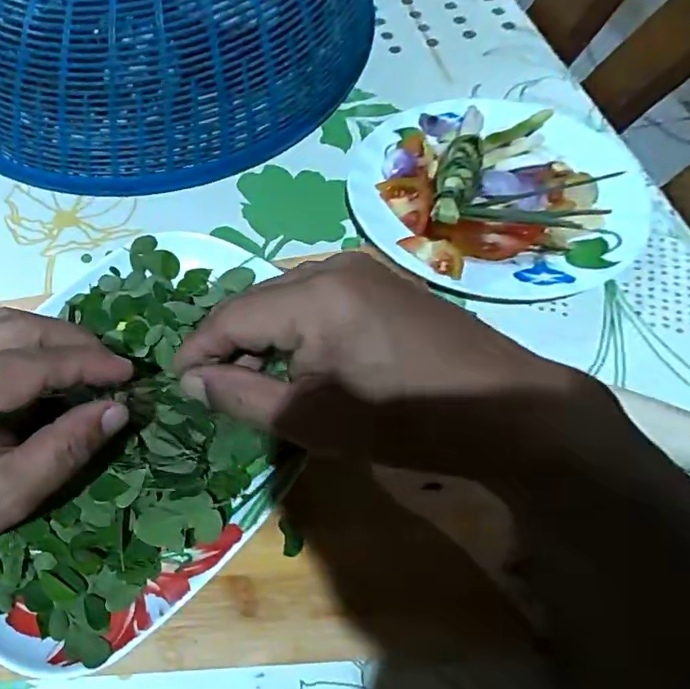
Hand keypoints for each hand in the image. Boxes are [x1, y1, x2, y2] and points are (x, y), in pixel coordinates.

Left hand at [0, 309, 132, 584]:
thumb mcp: (11, 491)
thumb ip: (65, 448)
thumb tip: (117, 409)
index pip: (33, 362)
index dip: (86, 363)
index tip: (130, 373)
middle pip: (19, 329)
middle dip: (73, 342)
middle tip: (115, 367)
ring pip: (5, 324)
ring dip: (52, 336)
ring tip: (91, 361)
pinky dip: (28, 341)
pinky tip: (51, 362)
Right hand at [172, 251, 607, 477]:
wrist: (512, 411)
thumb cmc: (403, 421)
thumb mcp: (308, 419)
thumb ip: (238, 395)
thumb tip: (191, 380)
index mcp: (310, 296)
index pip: (228, 317)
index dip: (196, 351)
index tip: (178, 383)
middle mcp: (329, 267)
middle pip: (252, 302)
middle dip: (226, 344)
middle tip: (215, 387)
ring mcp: (359, 269)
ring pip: (280, 297)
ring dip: (258, 335)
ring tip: (254, 378)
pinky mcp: (380, 279)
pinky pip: (312, 296)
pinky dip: (291, 326)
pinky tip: (298, 359)